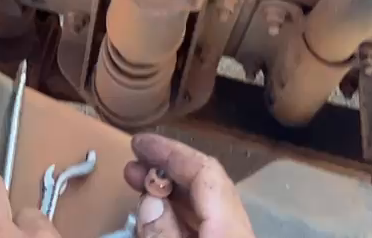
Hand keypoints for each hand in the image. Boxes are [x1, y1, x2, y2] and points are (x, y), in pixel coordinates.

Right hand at [119, 133, 255, 237]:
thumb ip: (164, 234)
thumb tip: (150, 198)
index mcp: (231, 229)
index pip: (206, 172)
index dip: (171, 152)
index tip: (138, 143)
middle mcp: (239, 231)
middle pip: (208, 186)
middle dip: (168, 171)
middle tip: (131, 166)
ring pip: (207, 208)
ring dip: (171, 194)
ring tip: (137, 188)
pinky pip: (207, 228)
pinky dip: (180, 217)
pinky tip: (157, 218)